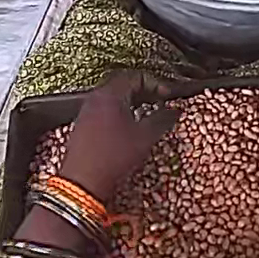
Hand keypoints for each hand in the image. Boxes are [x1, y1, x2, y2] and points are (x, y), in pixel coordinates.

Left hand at [58, 71, 178, 199]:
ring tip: (146, 112)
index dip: (155, 83)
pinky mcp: (82, 124)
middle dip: (144, 90)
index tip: (166, 96)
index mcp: (111, 94)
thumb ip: (163, 119)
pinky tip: (128, 126)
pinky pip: (104, 108)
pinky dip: (119, 110)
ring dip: (132, 100)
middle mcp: (96, 97)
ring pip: (112, 96)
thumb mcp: (144, 137)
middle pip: (123, 82)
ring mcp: (87, 110)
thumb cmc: (114, 156)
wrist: (82, 181)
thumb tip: (175, 110)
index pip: (135, 76)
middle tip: (158, 100)